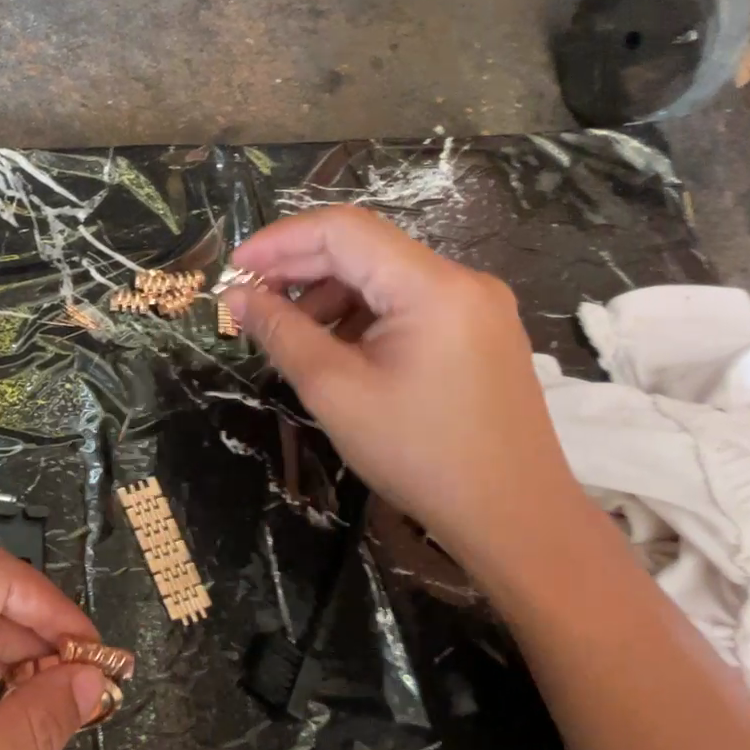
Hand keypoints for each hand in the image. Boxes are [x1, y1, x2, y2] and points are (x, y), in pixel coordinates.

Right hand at [222, 205, 580, 562]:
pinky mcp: (476, 332)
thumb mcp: (334, 390)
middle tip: (246, 299)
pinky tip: (331, 349)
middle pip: (362, 248)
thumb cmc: (419, 453)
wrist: (515, 518)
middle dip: (296, 268)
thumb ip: (280, 332)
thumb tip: (235, 298)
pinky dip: (357, 315)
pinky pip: (402, 303)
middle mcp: (460, 281)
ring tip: (286, 333)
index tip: (233, 270)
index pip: (342, 230)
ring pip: (379, 276)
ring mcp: (474, 306)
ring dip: (324, 295)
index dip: (279, 241)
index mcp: (432, 287)